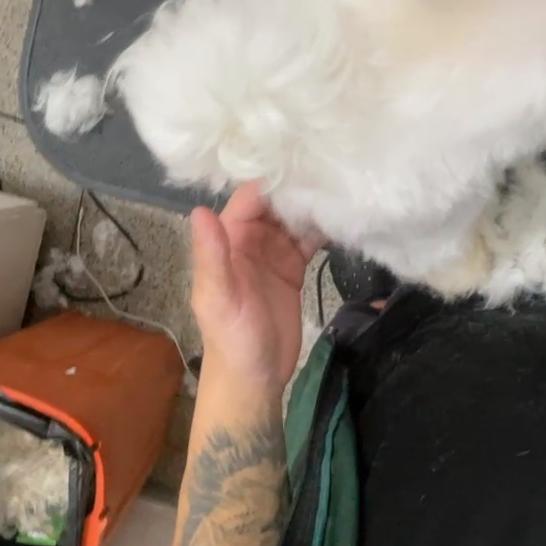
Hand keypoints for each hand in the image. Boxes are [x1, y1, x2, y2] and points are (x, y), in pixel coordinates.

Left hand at [190, 185, 324, 394]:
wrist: (255, 378)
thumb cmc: (232, 340)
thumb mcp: (219, 299)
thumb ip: (212, 256)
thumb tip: (200, 210)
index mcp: (227, 240)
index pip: (250, 200)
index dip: (273, 184)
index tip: (304, 167)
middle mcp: (249, 239)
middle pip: (275, 203)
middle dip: (299, 188)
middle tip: (334, 173)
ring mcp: (273, 252)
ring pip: (294, 218)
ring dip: (314, 205)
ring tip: (344, 189)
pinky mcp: (293, 267)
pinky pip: (309, 239)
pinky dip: (324, 228)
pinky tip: (345, 218)